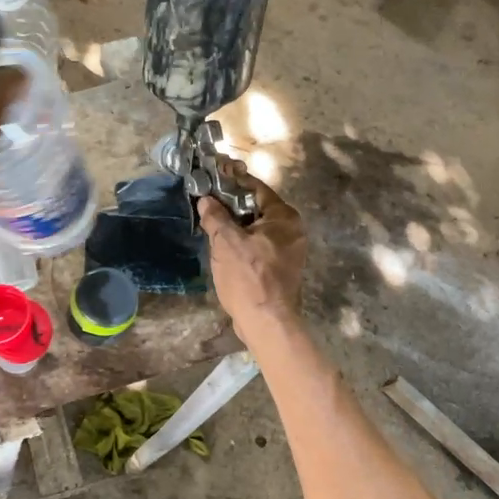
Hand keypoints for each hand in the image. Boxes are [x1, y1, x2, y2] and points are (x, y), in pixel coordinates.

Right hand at [197, 162, 305, 344]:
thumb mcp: (226, 243)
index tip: (212, 177)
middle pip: (257, 208)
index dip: (233, 181)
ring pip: (257, 229)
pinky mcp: (281, 268)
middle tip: (207, 203)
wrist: (267, 321)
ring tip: (211, 224)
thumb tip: (205, 200)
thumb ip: (215, 217)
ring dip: (235, 226)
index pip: (256, 188)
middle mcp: (292, 230)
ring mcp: (289, 251)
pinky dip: (243, 243)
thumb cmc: (248, 276)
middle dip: (231, 205)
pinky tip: (223, 248)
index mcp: (284, 217)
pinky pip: (259, 246)